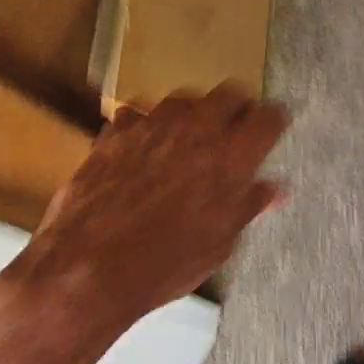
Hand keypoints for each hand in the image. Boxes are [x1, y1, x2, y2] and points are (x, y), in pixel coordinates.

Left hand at [0, 84, 288, 363]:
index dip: (274, 122)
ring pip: (185, 99)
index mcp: (233, 156)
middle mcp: (198, 130)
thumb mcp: (220, 244)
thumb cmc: (163, 265)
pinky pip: (139, 116)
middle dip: (237, 107)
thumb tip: (275, 191)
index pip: (270, 117)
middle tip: (235, 129)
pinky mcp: (117, 132)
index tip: (272, 128)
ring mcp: (154, 126)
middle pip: (230, 94)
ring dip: (193, 113)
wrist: (89, 270)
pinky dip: (147, 127)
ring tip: (191, 138)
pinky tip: (145, 148)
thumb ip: (249, 206)